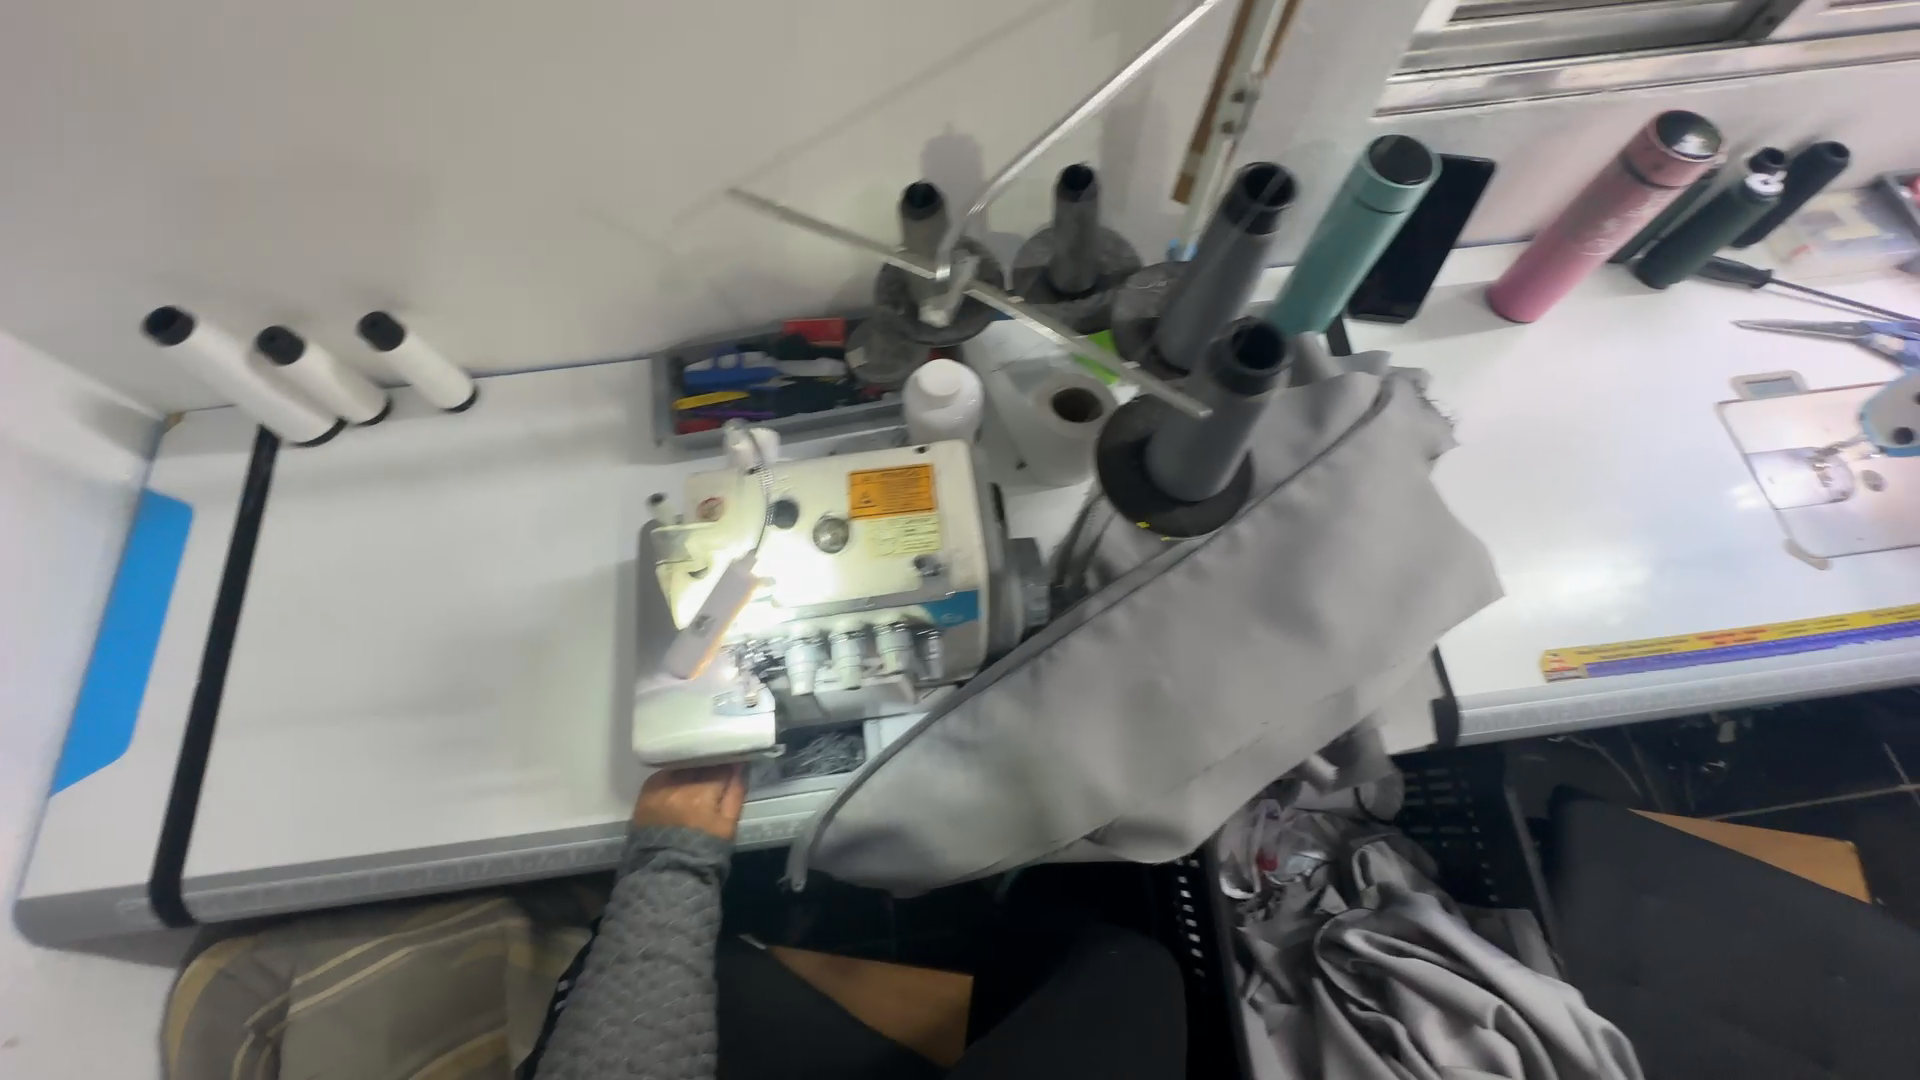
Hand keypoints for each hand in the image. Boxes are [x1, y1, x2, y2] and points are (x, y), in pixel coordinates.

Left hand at [632, 764, 746, 840]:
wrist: (665, 874)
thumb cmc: (704, 850)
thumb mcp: (728, 825)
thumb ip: (736, 792)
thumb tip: (740, 766)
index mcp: (703, 794)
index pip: (720, 766)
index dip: (727, 764)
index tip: (731, 764)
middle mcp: (679, 786)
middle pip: (699, 763)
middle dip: (709, 764)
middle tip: (715, 769)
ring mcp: (659, 789)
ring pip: (681, 766)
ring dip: (691, 769)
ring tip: (697, 776)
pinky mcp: (644, 794)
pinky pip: (663, 775)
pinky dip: (673, 776)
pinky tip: (679, 783)